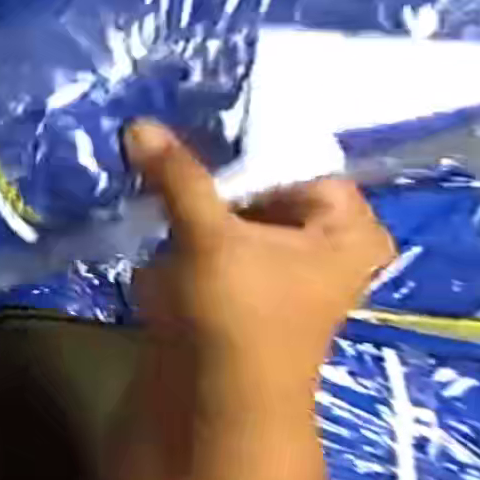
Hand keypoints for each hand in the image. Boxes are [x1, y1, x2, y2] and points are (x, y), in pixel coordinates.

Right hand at [124, 120, 395, 394]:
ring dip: (179, 172)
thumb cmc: (239, 309)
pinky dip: (169, 192)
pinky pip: (197, 207)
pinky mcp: (221, 253)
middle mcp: (311, 230)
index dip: (244, 131)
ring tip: (137, 139)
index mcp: (343, 226)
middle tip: (153, 117)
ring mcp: (264, 242)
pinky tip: (136, 171)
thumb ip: (178, 176)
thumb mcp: (211, 236)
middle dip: (201, 150)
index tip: (187, 104)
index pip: (296, 157)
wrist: (211, 375)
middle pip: (254, 171)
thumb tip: (140, 122)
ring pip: (219, 189)